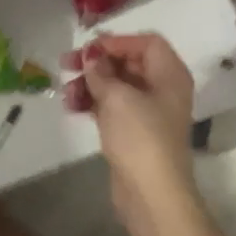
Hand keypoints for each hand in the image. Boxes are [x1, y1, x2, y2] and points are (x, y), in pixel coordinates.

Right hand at [64, 33, 197, 221]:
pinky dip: (94, 103)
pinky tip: (72, 107)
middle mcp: (164, 88)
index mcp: (170, 73)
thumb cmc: (140, 136)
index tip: (88, 49)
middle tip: (66, 65)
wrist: (151, 193)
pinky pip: (113, 108)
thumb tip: (91, 56)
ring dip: (90, 84)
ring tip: (66, 93)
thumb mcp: (118, 98)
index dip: (117, 41)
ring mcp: (150, 112)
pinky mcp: (135, 132)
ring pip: (118, 86)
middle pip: (129, 63)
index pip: (146, 42)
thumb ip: (101, 72)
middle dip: (97, 63)